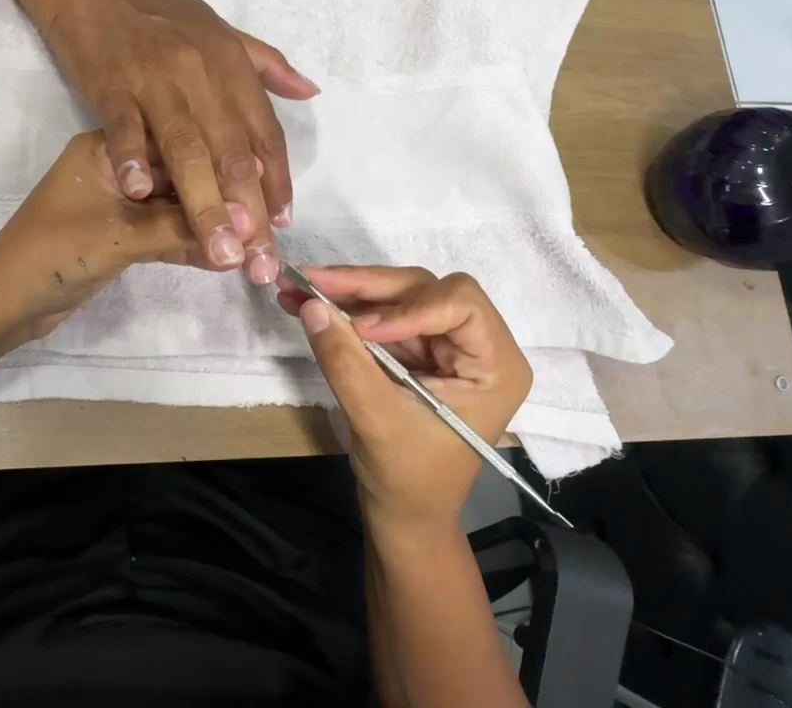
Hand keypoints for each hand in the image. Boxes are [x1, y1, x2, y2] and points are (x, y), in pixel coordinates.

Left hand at [0, 131, 251, 339]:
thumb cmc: (54, 254)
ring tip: (256, 244)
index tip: (265, 183)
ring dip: (210, 226)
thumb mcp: (121, 236)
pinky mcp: (118, 234)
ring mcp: (118, 202)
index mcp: (108, 148)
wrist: (5, 302)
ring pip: (176, 207)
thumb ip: (182, 229)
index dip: (220, 163)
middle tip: (269, 220)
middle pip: (182, 176)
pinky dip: (190, 244)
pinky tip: (226, 258)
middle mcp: (117, 167)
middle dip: (222, 199)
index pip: (177, 144)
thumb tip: (247, 226)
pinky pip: (164, 232)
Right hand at [6, 0, 318, 286]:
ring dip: (205, 204)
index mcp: (229, 64)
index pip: (264, 132)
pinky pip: (126, 127)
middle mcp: (201, 74)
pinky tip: (140, 196)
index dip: (277, 181)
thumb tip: (310, 90)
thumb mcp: (218, 29)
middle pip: (233, 151)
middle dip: (250, 211)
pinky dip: (134, 160)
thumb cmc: (154, 9)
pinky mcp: (111, 84)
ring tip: (219, 252)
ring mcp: (155, 79)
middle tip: (259, 262)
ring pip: (187, 149)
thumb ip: (265, 64)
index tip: (284, 227)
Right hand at [278, 267, 532, 531]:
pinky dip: (341, 308)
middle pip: (422, 289)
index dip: (410, 307)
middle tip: (310, 281)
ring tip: (297, 287)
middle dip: (364, 286)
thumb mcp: (376, 419)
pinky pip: (376, 314)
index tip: (363, 329)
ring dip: (345, 291)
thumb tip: (311, 305)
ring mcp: (441, 343)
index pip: (460, 303)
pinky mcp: (412, 347)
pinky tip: (302, 303)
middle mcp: (475, 344)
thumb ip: (345, 361)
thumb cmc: (408, 475)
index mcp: (495, 365)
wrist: (402, 511)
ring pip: (394, 295)